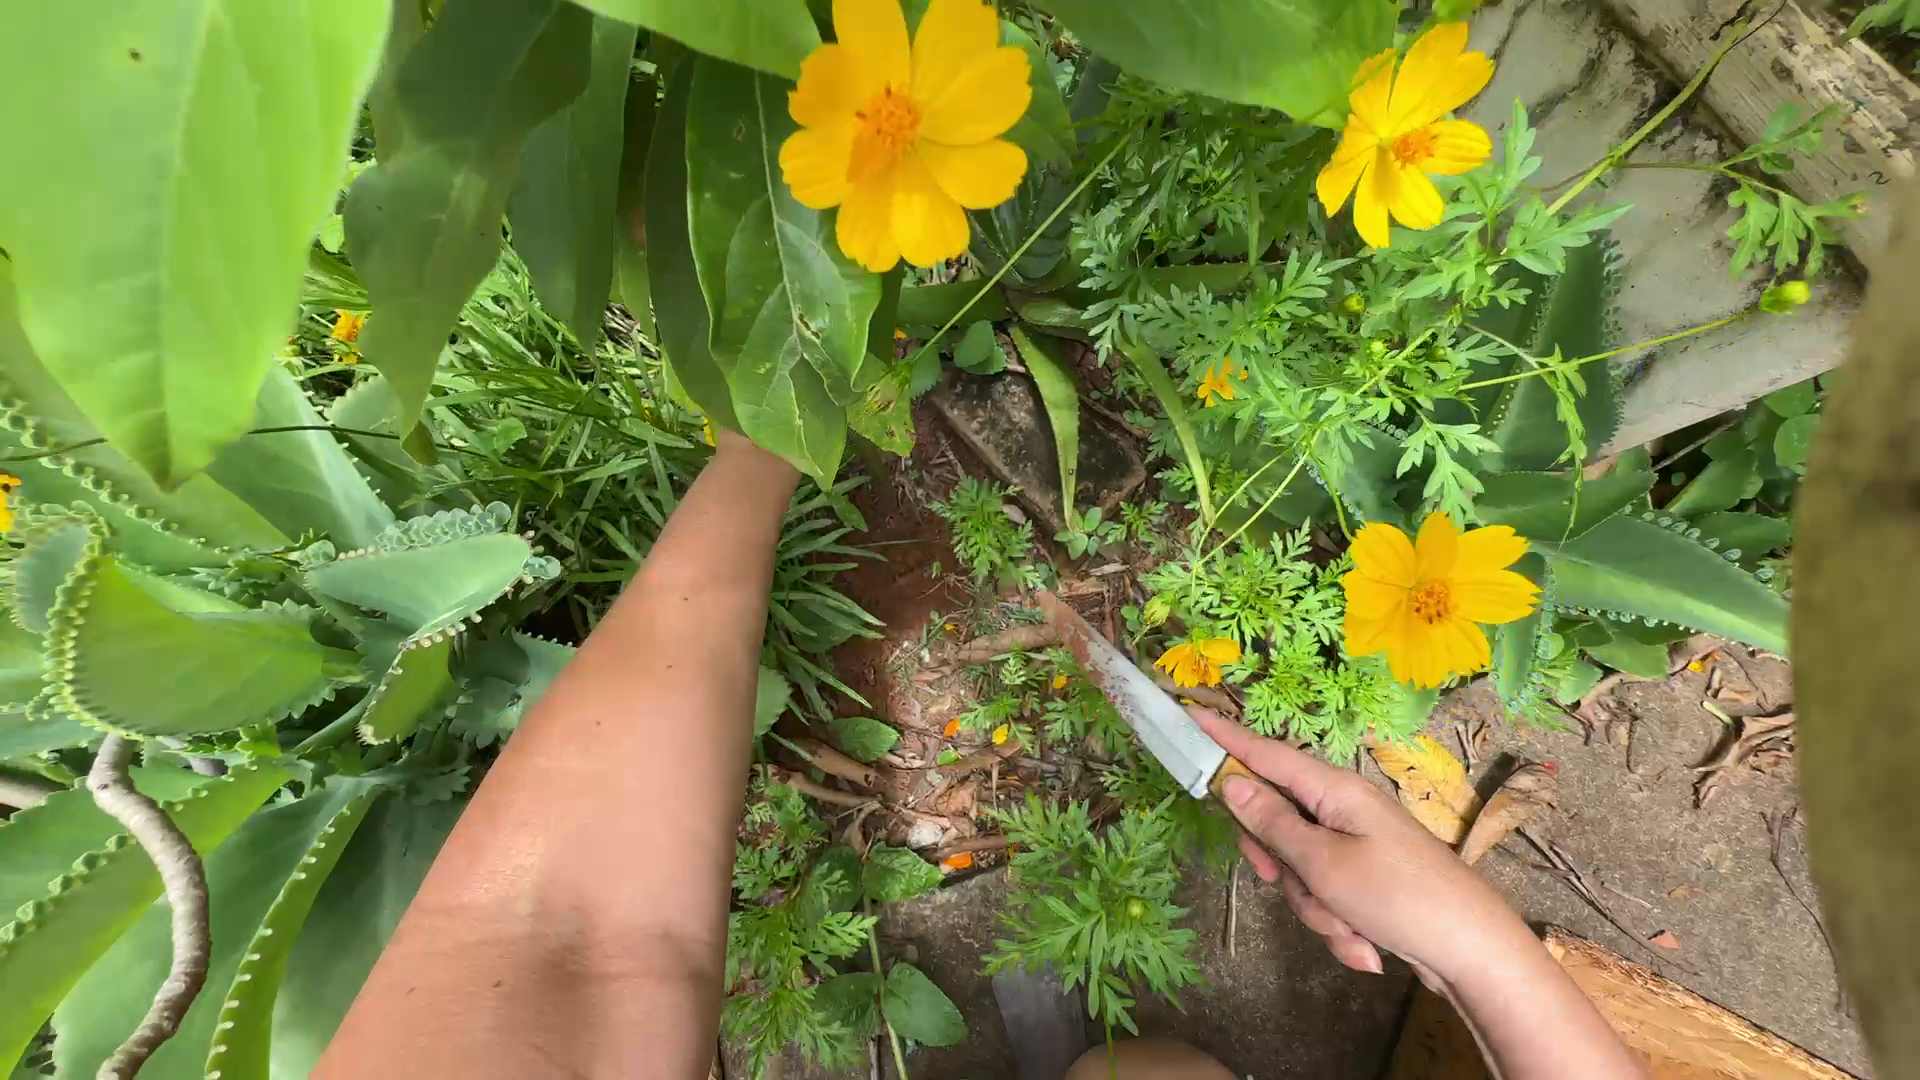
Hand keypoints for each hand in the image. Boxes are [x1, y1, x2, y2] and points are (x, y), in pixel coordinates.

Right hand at [1193, 709, 1533, 984]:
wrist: (1478, 957)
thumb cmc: (1399, 898)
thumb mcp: (1323, 863)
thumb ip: (1271, 822)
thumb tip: (1231, 782)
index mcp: (1331, 789)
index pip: (1263, 752)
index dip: (1224, 736)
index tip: (1191, 714)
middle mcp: (1339, 806)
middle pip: (1274, 816)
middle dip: (1274, 857)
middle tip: (1277, 879)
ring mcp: (1352, 840)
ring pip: (1296, 860)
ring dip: (1310, 900)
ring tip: (1345, 927)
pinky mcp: (1363, 874)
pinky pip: (1323, 887)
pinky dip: (1334, 917)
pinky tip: (1363, 944)